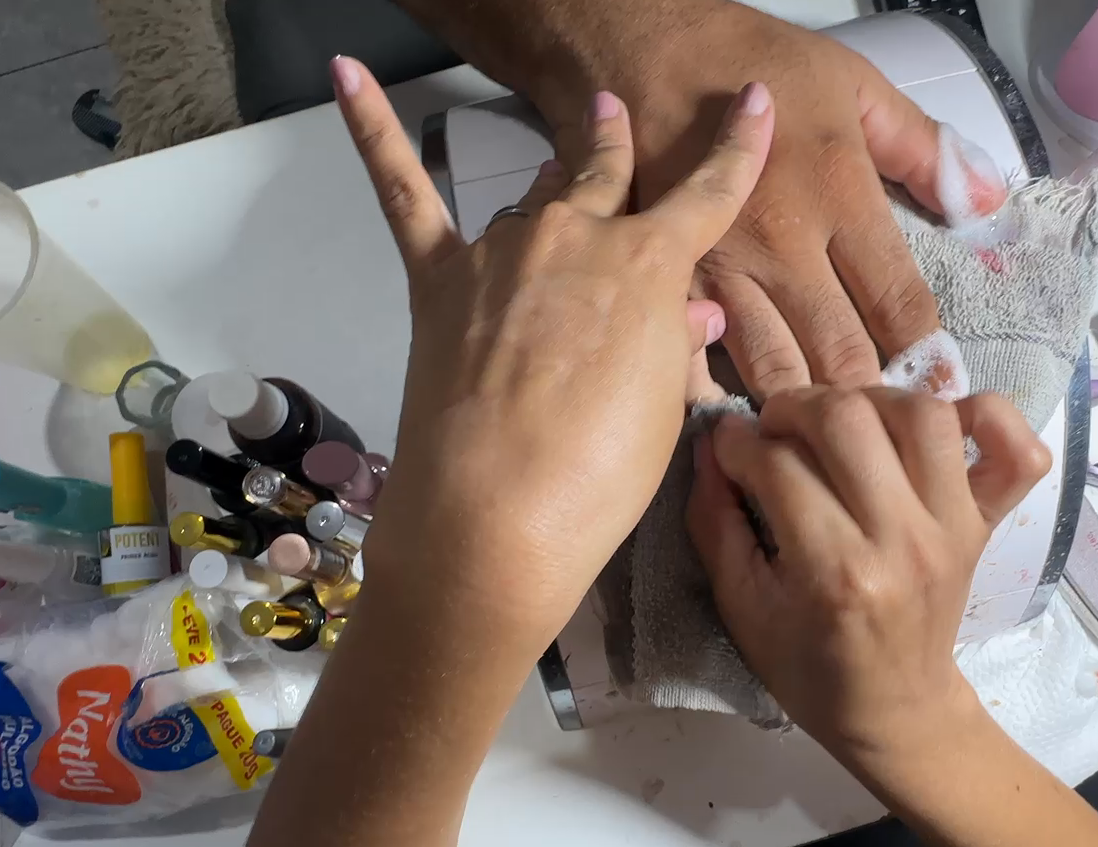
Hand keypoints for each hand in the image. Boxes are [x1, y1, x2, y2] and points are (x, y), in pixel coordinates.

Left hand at [331, 57, 771, 646]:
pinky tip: (346, 76)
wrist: (499, 519)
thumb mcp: (662, 412)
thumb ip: (673, 347)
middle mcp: (575, 236)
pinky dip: (374, 131)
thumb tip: (688, 312)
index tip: (751, 105)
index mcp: (648, 265)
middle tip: (614, 116)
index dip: (736, 151)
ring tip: (554, 170)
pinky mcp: (438, 280)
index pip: (706, 193)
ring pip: (532, 198)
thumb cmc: (601, 477)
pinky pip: (405, 192)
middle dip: (615, 144)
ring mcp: (501, 251)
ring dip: (549, 188)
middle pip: (603, 174)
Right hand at [558, 2, 1007, 399]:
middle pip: (841, 352)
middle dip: (872, 402)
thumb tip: (983, 202)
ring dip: (808, 415)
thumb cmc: (749, 67)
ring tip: (831, 448)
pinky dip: (724, 403)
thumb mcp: (854, 85)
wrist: (642, 60)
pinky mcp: (672, 292)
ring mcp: (721, 277)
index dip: (925, 354)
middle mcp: (782, 249)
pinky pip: (698, 366)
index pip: (898, 301)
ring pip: (774, 371)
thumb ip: (922, 148)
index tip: (939, 389)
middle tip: (891, 438)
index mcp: (838, 196)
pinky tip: (743, 430)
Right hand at [687, 387, 1048, 764]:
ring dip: (866, 399)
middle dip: (793, 406)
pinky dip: (985, 415)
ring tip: (837, 424)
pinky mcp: (986, 524)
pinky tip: (932, 425)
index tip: (726, 446)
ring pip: (922, 412)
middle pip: (848, 419)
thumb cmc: (806, 666)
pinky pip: (1016, 448)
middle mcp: (902, 540)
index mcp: (834, 571)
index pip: (778, 465)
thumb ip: (714, 521)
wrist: (894, 710)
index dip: (737, 443)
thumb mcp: (739, 605)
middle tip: (774, 429)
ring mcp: (954, 527)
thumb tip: (710, 443)